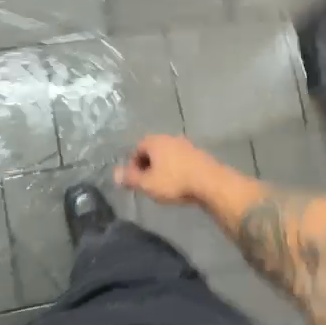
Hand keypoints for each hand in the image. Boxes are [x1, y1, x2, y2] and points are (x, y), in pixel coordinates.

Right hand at [115, 134, 234, 205]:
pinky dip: (177, 170)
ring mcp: (187, 145)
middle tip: (147, 184)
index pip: (137, 149)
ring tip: (163, 186)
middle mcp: (170, 138)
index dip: (133, 165)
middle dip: (148, 166)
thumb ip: (130, 178)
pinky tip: (179, 184)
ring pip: (168, 156)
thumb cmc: (174, 182)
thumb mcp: (147, 184)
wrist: (210, 183)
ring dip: (163, 168)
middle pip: (153, 151)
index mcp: (155, 141)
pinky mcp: (200, 156)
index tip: (135, 181)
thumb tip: (115, 174)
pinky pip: (181, 161)